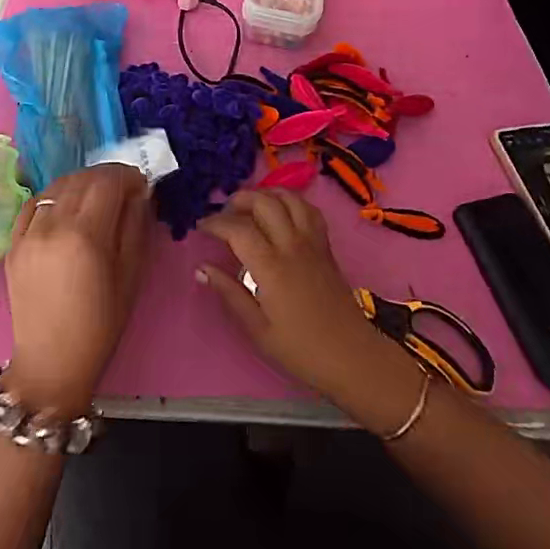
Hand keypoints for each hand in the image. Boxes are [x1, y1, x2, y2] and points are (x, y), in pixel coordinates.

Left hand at [3, 164, 151, 415]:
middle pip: (81, 178)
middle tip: (125, 189)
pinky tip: (67, 208)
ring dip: (81, 183)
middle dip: (108, 176)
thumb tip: (138, 193)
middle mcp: (51, 226)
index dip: (128, 176)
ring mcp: (27, 234)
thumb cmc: (101, 322)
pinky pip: (32, 205)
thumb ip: (135, 225)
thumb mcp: (131, 273)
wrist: (52, 361)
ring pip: (56, 186)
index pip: (107, 181)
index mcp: (85, 235)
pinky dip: (53, 197)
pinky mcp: (13, 244)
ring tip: (97, 197)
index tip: (142, 186)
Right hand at [196, 190, 425, 434]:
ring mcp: (313, 242)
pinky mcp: (326, 245)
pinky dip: (291, 202)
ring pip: (290, 199)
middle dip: (239, 199)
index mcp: (271, 266)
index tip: (200, 227)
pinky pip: (309, 210)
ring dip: (266, 194)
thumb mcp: (256, 329)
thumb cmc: (299, 348)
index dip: (215, 222)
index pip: (238, 228)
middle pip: (265, 202)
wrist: (349, 354)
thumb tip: (202, 269)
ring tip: (249, 207)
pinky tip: (281, 213)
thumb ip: (229, 293)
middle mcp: (293, 245)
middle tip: (223, 214)